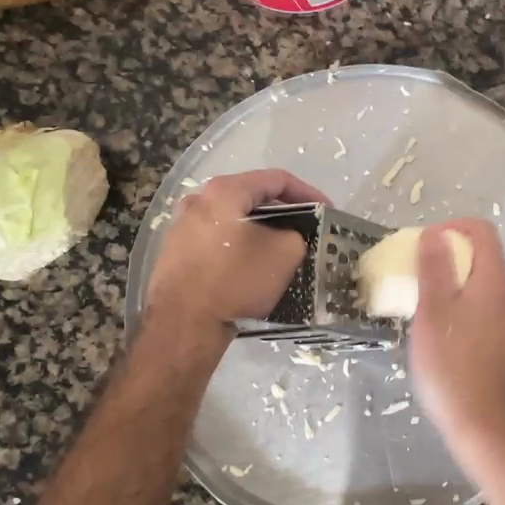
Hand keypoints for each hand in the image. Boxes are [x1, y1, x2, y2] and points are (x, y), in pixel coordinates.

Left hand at [144, 169, 329, 338]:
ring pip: (234, 222)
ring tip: (282, 251)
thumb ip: (296, 233)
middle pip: (252, 199)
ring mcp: (183, 228)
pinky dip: (240, 249)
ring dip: (261, 233)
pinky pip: (218, 243)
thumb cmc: (236, 279)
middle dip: (284, 213)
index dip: (309, 193)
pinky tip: (254, 269)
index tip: (327, 210)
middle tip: (306, 230)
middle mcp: (198, 201)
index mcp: (225, 191)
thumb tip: (287, 237)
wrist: (182, 325)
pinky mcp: (177, 254)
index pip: (277, 179)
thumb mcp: (286, 252)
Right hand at [408, 219, 504, 439]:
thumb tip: (434, 231)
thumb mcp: (432, 313)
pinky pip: (480, 306)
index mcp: (493, 280)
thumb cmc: (452, 367)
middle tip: (414, 271)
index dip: (452, 227)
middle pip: (481, 254)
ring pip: (479, 282)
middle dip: (447, 254)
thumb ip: (434, 269)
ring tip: (419, 300)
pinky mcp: (501, 341)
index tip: (423, 244)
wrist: (483, 424)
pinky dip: (458, 303)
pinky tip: (436, 328)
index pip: (482, 230)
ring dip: (450, 280)